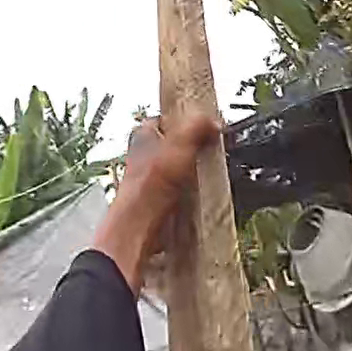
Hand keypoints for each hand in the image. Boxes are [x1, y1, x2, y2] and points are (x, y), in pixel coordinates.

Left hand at [92, 112, 221, 294]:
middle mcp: (143, 156)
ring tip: (212, 178)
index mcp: (143, 136)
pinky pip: (179, 194)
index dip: (188, 121)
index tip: (209, 128)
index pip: (168, 120)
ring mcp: (149, 181)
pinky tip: (202, 200)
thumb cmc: (150, 186)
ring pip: (177, 171)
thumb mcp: (178, 147)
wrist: (138, 231)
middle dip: (194, 151)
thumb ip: (195, 129)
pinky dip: (191, 196)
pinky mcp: (156, 204)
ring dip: (194, 175)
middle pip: (174, 146)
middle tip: (213, 155)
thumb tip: (214, 120)